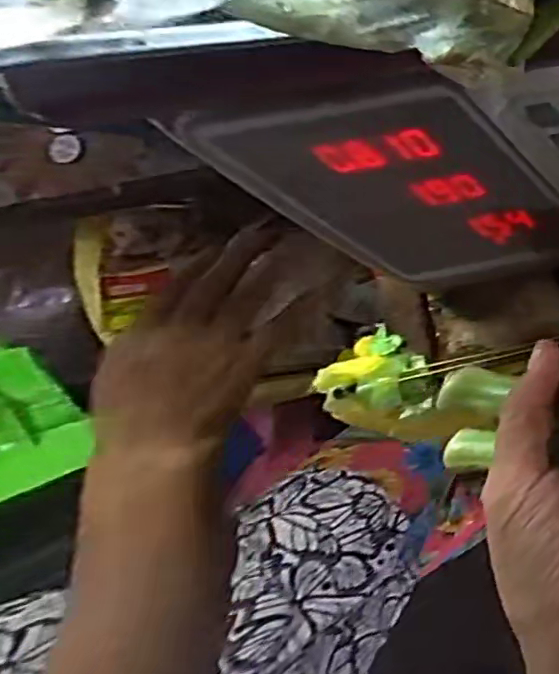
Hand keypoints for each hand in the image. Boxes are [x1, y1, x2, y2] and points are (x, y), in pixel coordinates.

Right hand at [90, 224, 282, 468]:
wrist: (155, 444)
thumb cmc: (133, 410)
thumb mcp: (122, 363)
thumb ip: (147, 330)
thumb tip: (172, 301)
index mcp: (143, 329)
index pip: (177, 283)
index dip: (203, 258)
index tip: (222, 240)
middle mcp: (182, 328)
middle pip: (217, 280)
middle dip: (242, 251)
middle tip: (265, 229)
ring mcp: (219, 341)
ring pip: (251, 294)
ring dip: (274, 268)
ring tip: (293, 245)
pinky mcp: (251, 356)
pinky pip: (282, 323)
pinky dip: (303, 304)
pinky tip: (322, 287)